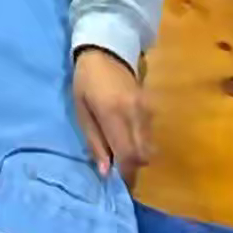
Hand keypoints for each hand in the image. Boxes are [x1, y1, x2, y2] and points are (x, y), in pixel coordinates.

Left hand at [73, 47, 151, 180]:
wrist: (105, 51)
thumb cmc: (86, 81)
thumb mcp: (81, 110)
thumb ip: (94, 141)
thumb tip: (106, 172)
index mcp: (113, 114)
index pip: (128, 155)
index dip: (125, 174)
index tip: (116, 181)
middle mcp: (135, 114)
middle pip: (143, 155)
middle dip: (131, 167)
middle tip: (116, 166)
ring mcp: (146, 110)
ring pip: (149, 146)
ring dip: (136, 154)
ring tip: (118, 147)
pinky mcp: (151, 106)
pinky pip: (149, 134)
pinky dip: (140, 141)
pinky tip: (125, 133)